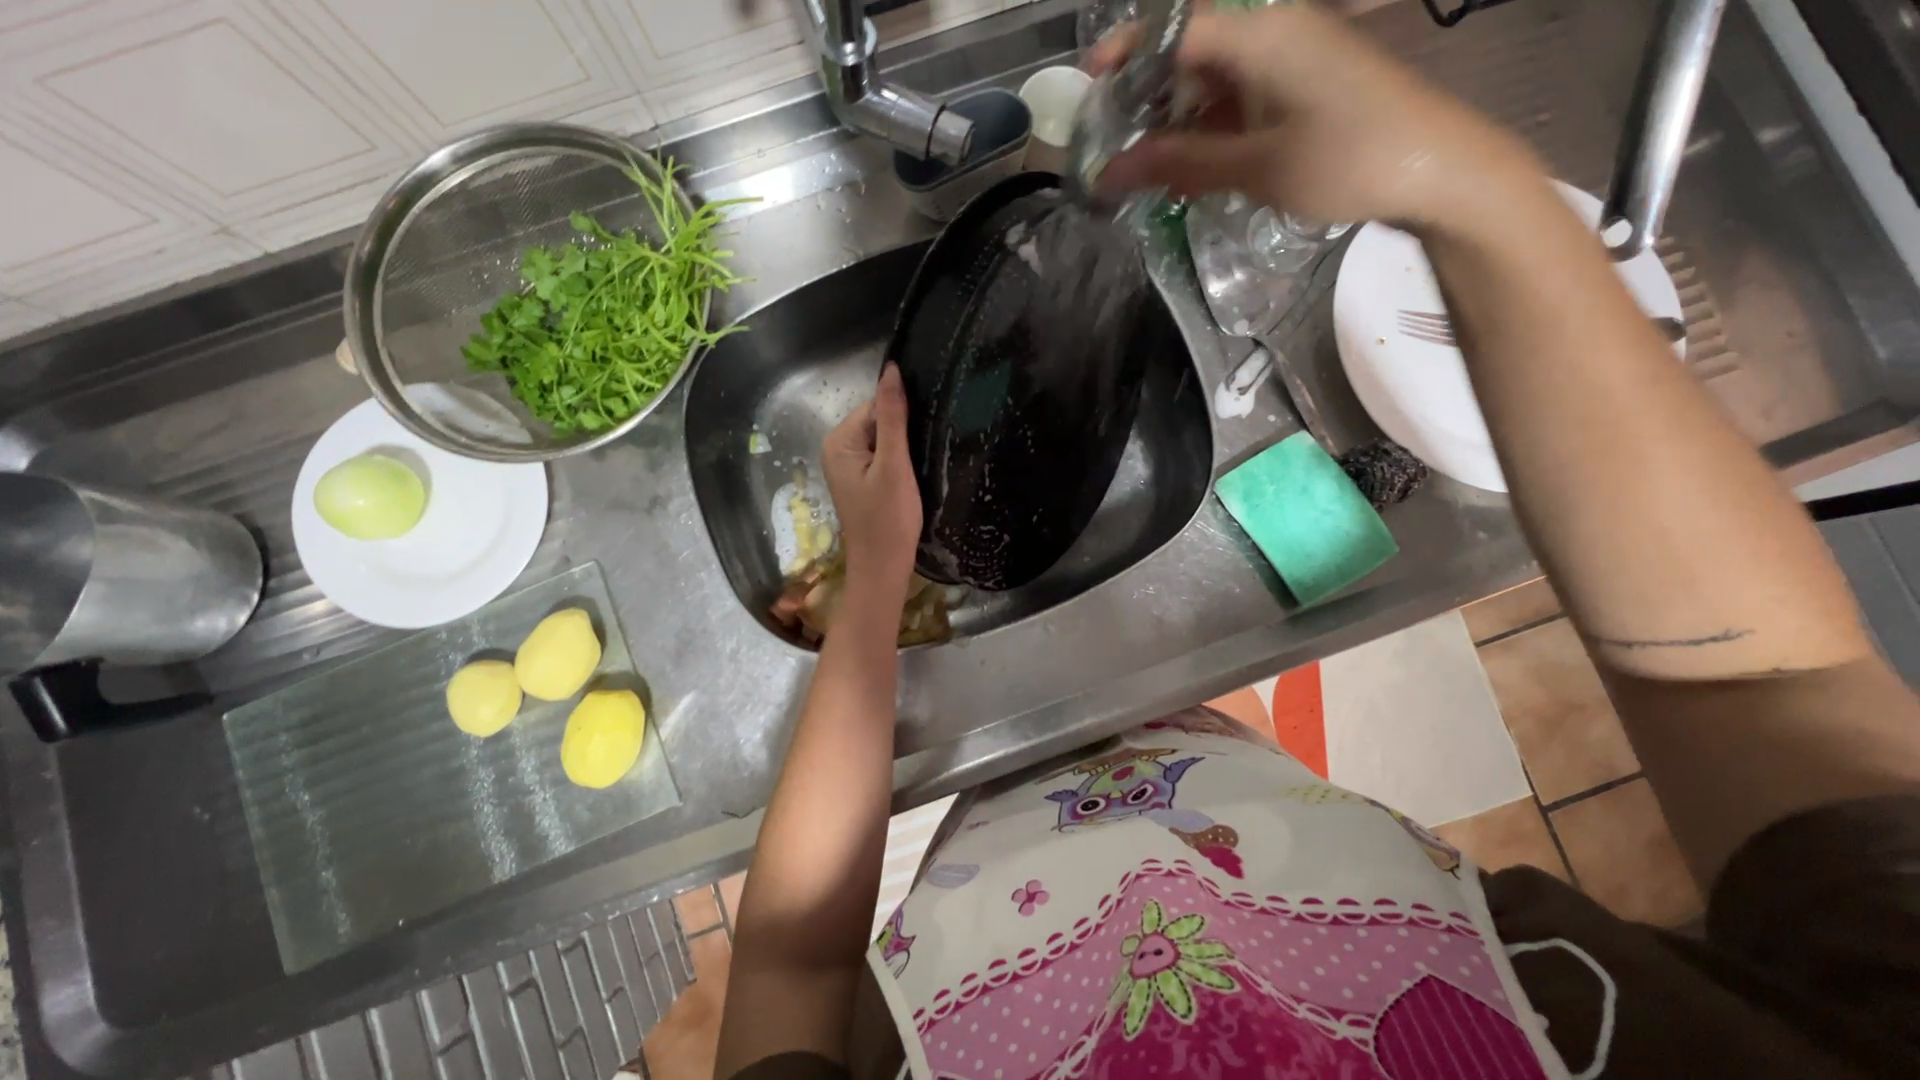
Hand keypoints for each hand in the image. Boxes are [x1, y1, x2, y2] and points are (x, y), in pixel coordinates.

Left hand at [822, 364, 921, 599]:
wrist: (883, 569)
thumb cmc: (889, 519)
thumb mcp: (894, 464)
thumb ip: (892, 416)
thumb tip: (891, 370)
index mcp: (838, 441)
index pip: (876, 406)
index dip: (903, 418)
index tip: (927, 432)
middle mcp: (836, 448)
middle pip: (878, 420)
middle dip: (903, 433)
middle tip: (927, 452)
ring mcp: (846, 466)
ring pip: (883, 439)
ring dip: (903, 449)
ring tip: (920, 466)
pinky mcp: (859, 480)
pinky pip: (881, 457)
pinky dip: (898, 463)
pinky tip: (911, 477)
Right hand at [1091, 5, 1540, 232]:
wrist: (1443, 170)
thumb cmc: (1350, 160)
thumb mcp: (1257, 167)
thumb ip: (1180, 163)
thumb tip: (1111, 173)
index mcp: (1262, 33)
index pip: (1175, 28)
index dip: (1126, 54)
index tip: (1088, 86)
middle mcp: (1275, 31)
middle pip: (1191, 49)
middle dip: (1147, 95)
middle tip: (1115, 143)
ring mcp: (1294, 56)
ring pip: (1215, 76)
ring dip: (1178, 118)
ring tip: (1148, 165)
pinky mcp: (1307, 82)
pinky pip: (1243, 94)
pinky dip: (1212, 125)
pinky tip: (1194, 164)